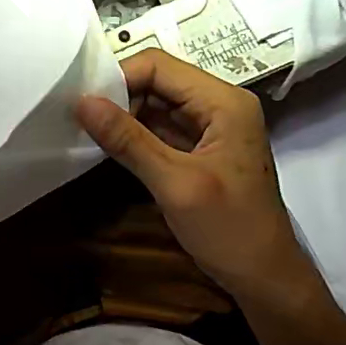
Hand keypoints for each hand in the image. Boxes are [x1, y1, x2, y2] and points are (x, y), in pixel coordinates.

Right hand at [76, 48, 305, 298]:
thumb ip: (127, 140)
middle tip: (80, 115)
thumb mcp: (173, 183)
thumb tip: (81, 103)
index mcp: (223, 102)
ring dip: (124, 114)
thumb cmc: (229, 229)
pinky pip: (161, 126)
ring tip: (87, 126)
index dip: (119, 77)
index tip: (82, 100)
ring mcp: (211, 126)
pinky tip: (109, 142)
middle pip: (158, 80)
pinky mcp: (200, 147)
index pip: (159, 66)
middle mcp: (219, 104)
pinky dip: (135, 133)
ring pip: (157, 103)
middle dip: (118, 94)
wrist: (265, 278)